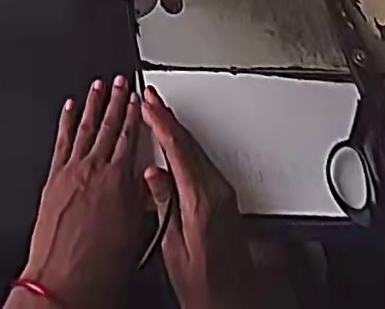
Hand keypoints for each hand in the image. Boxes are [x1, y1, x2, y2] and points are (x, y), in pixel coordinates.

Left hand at [15, 77, 146, 308]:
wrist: (62, 284)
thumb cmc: (99, 267)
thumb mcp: (133, 232)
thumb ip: (139, 199)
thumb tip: (145, 181)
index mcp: (119, 181)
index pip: (129, 137)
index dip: (134, 115)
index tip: (137, 99)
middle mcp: (96, 169)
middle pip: (109, 126)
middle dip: (116, 101)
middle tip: (120, 81)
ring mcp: (72, 170)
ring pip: (86, 127)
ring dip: (93, 103)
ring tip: (98, 85)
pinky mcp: (54, 178)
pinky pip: (61, 141)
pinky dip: (66, 122)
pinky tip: (69, 108)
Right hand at [142, 86, 258, 308]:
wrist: (236, 303)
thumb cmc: (204, 287)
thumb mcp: (174, 250)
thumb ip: (164, 205)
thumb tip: (151, 173)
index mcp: (200, 200)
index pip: (178, 149)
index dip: (162, 123)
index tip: (148, 105)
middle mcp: (216, 191)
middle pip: (189, 143)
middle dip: (168, 117)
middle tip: (151, 96)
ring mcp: (223, 192)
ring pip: (196, 148)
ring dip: (177, 128)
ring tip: (159, 111)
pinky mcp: (226, 196)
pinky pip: (202, 159)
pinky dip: (186, 144)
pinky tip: (176, 140)